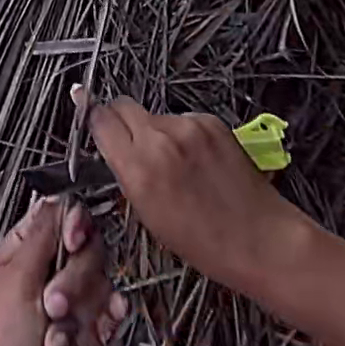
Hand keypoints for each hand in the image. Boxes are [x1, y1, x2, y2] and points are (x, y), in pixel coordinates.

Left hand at [0, 196, 125, 345]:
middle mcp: (47, 271)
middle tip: (53, 301)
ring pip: (100, 283)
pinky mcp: (84, 333)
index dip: (74, 225)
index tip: (73, 240)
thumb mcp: (17, 277)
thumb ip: (44, 233)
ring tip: (57, 331)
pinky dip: (105, 323)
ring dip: (81, 309)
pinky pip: (110, 314)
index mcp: (25, 249)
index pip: (63, 217)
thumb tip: (58, 195)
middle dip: (75, 278)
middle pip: (88, 250)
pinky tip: (97, 331)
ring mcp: (67, 303)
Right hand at [82, 88, 317, 296]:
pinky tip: (194, 160)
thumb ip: (125, 171)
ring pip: (153, 114)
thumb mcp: (146, 213)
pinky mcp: (211, 122)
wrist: (260, 239)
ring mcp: (189, 127)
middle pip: (123, 105)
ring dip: (154, 130)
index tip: (84, 104)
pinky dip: (181, 134)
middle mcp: (161, 140)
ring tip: (173, 163)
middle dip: (119, 119)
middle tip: (128, 141)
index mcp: (139, 168)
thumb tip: (109, 144)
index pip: (100, 118)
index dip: (90, 114)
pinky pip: (182, 119)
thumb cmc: (205, 240)